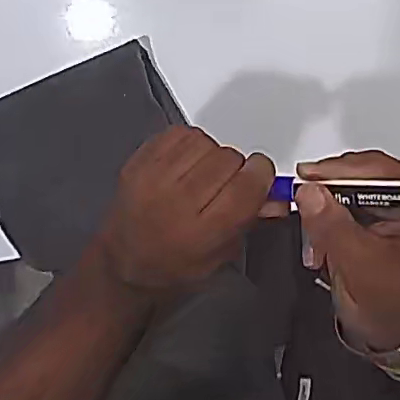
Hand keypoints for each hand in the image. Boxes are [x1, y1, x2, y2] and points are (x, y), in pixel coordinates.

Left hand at [94, 125, 280, 294]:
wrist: (122, 261)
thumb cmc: (171, 265)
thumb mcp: (220, 255)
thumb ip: (250, 220)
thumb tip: (277, 194)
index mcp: (200, 233)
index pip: (246, 186)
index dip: (261, 175)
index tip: (260, 176)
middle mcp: (175, 202)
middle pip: (229, 159)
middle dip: (237, 168)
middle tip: (227, 183)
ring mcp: (152, 178)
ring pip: (205, 142)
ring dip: (212, 154)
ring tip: (203, 174)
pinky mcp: (139, 162)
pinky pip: (178, 134)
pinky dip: (188, 143)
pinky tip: (185, 163)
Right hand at [297, 150, 399, 351]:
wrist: (396, 335)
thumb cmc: (397, 308)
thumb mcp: (361, 267)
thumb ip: (334, 227)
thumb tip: (310, 193)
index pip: (378, 171)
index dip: (341, 171)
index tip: (309, 178)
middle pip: (358, 174)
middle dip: (327, 190)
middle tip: (304, 200)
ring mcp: (384, 209)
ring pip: (343, 186)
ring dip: (321, 206)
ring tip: (315, 234)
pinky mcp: (365, 218)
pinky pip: (336, 202)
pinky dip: (321, 217)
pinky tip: (319, 239)